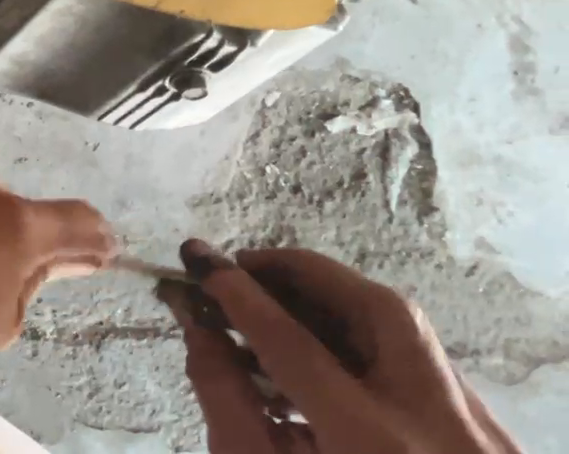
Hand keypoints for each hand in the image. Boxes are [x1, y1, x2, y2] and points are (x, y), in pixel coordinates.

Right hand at [169, 241, 521, 453]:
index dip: (234, 289)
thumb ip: (221, 391)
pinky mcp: (495, 441)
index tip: (194, 254)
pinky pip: (419, 364)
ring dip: (330, 302)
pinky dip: (359, 341)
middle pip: (379, 310)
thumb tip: (195, 319)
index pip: (291, 340)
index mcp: (374, 445)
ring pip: (408, 332)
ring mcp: (484, 436)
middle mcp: (444, 430)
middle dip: (302, 273)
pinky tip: (317, 357)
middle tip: (245, 268)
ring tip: (271, 306)